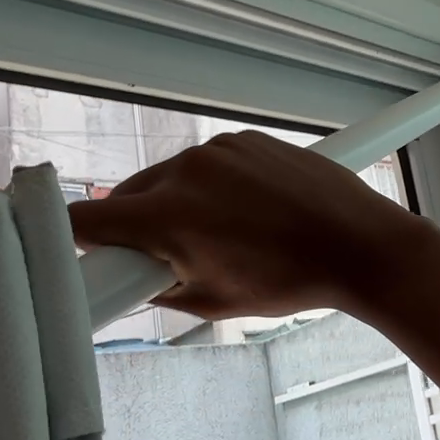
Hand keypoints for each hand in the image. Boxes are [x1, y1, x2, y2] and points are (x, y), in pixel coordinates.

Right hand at [66, 130, 433, 319]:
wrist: (359, 244)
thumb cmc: (291, 279)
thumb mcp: (214, 301)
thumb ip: (158, 289)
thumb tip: (134, 278)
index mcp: (168, 214)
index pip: (85, 220)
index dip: (80, 242)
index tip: (91, 255)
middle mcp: (186, 169)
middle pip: (128, 195)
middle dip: (139, 225)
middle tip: (176, 254)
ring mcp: (220, 148)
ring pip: (172, 176)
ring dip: (179, 202)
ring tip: (227, 232)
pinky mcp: (249, 138)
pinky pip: (210, 161)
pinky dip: (215, 182)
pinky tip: (251, 208)